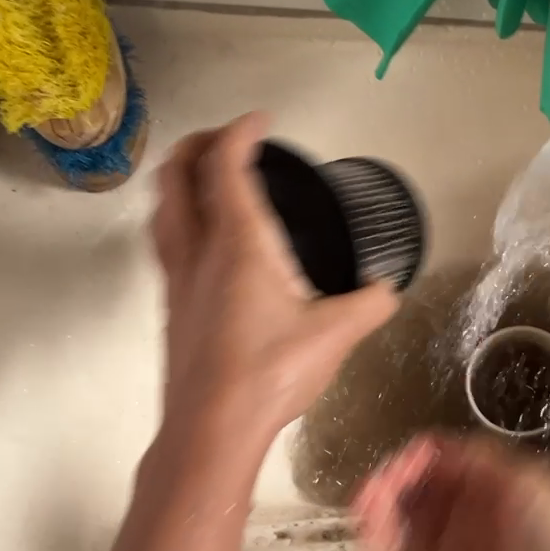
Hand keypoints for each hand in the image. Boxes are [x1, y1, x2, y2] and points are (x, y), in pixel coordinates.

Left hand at [148, 113, 398, 478]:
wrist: (211, 429)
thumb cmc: (271, 372)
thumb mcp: (336, 335)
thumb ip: (370, 305)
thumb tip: (389, 290)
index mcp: (239, 244)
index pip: (226, 166)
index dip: (241, 132)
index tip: (263, 121)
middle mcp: (198, 251)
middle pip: (175, 174)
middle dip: (198, 143)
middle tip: (231, 141)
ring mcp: (177, 278)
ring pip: (161, 207)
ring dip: (180, 179)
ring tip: (209, 178)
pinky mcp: (172, 306)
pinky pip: (166, 240)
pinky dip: (180, 216)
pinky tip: (205, 240)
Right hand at [352, 433, 549, 550]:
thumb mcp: (526, 484)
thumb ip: (479, 461)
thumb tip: (438, 446)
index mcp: (487, 484)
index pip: (439, 461)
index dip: (415, 460)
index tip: (399, 466)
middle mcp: (465, 514)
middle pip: (413, 491)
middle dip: (388, 486)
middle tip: (369, 492)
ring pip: (401, 525)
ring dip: (377, 515)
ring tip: (363, 514)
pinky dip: (381, 550)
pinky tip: (372, 541)